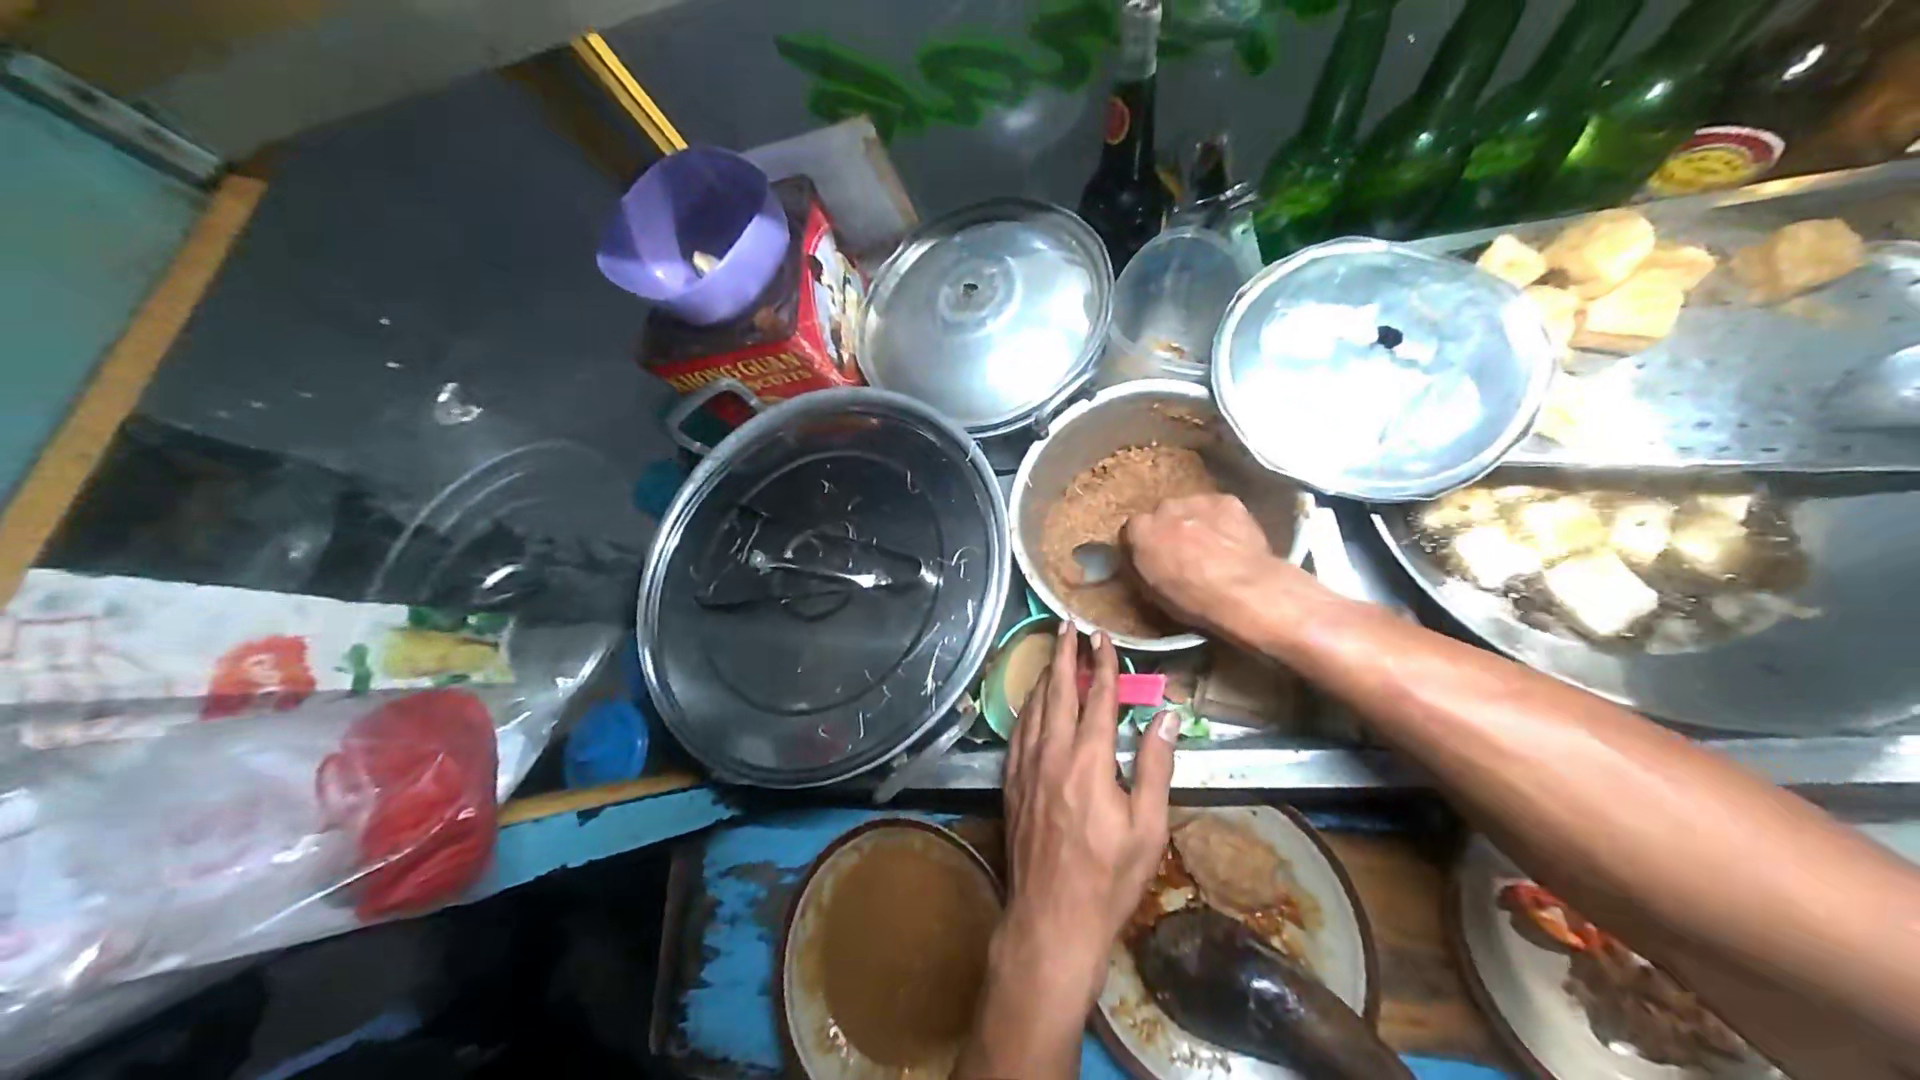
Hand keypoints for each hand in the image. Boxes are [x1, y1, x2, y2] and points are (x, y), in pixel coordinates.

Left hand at [1002, 624, 1176, 980]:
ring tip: (1052, 653)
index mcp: (1089, 761)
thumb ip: (1156, 767)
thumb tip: (1166, 717)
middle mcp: (1052, 754)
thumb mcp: (1148, 827)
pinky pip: (1017, 731)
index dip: (1103, 663)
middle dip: (1064, 653)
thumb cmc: (1109, 878)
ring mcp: (1026, 767)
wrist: (1051, 918)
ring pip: (1033, 707)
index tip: (1103, 636)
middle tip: (1067, 625)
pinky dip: (1027, 707)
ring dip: (1044, 675)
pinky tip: (1031, 703)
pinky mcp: (1011, 783)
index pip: (1098, 697)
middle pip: (1058, 691)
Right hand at [1125, 494, 1312, 636]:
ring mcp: (1197, 501)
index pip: (1133, 530)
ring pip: (1192, 509)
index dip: (1145, 544)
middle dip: (1171, 530)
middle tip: (1187, 554)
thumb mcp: (1152, 592)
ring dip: (1197, 523)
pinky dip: (1224, 521)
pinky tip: (1234, 541)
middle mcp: (1164, 508)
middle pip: (1163, 515)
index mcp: (1139, 530)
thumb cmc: (1193, 601)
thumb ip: (1142, 565)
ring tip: (1215, 548)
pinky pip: (1220, 509)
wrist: (1244, 591)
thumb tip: (1143, 557)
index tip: (1155, 557)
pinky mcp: (1228, 500)